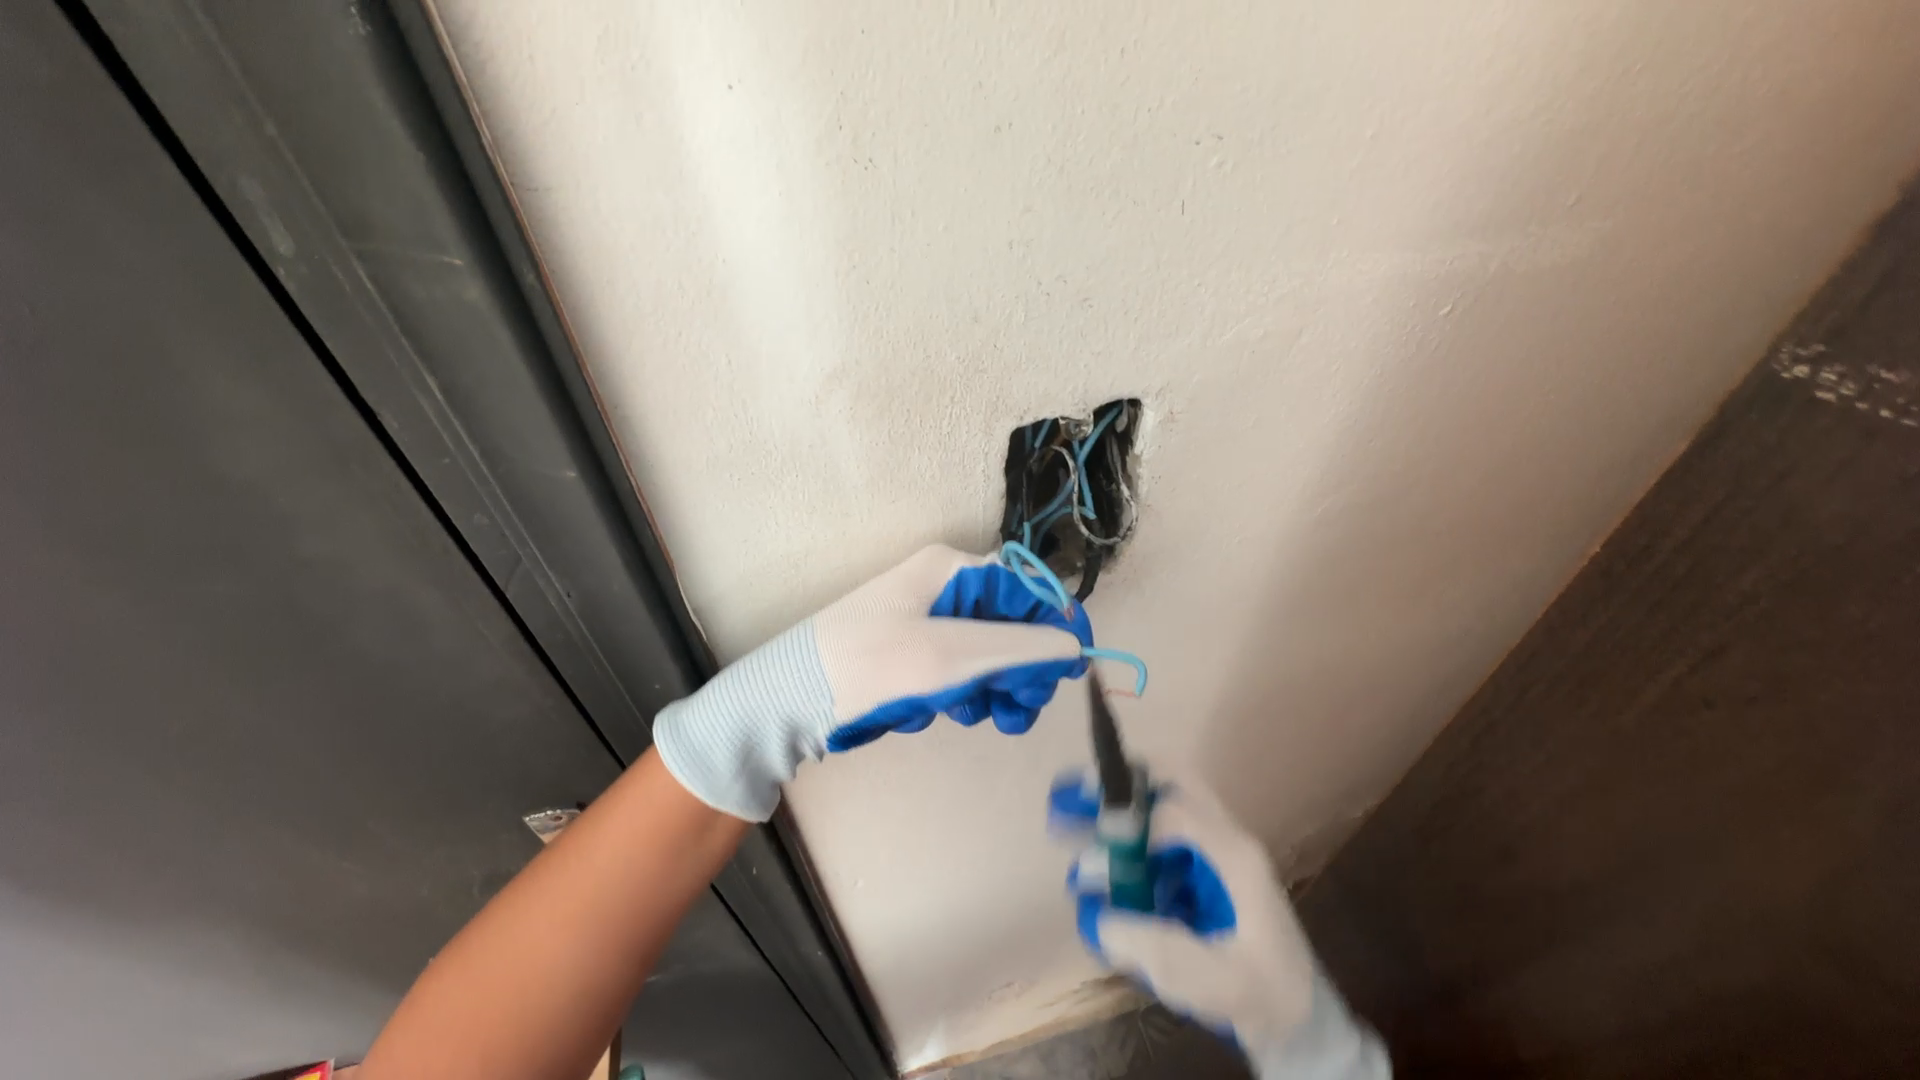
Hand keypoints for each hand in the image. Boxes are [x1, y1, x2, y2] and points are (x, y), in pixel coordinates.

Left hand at [655, 545, 1090, 820]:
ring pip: (985, 655)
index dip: (1054, 630)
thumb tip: (1075, 644)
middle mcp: (941, 587)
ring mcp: (924, 620)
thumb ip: (1018, 648)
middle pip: (1010, 626)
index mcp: (951, 570)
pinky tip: (932, 711)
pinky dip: (954, 695)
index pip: (1027, 590)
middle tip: (1011, 713)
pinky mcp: (909, 653)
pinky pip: (955, 671)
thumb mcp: (949, 657)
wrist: (785, 702)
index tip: (1066, 676)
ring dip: (984, 689)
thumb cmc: (867, 668)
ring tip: (963, 712)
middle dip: (1015, 671)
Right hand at [1051, 772, 1390, 1078]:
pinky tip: (1098, 874)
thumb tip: (1099, 916)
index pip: (1175, 812)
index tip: (1097, 864)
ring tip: (1064, 826)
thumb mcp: (1211, 981)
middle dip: (1116, 784)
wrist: (1295, 1019)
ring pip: (1159, 802)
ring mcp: (1211, 852)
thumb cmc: (1259, 995)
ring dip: (1112, 811)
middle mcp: (1222, 841)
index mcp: (1233, 857)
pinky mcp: (1199, 871)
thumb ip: (1156, 948)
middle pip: (1170, 781)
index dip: (1129, 828)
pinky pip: (1156, 836)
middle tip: (1069, 798)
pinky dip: (1123, 843)